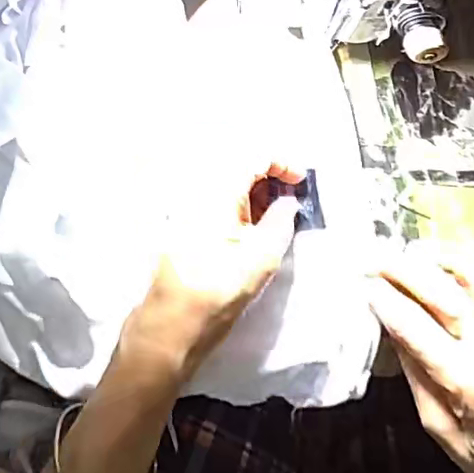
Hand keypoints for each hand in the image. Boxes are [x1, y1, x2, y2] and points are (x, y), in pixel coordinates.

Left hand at [120, 163, 303, 382]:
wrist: (174, 318)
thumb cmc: (220, 288)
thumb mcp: (262, 256)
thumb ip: (281, 220)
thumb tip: (289, 201)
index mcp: (218, 188)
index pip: (253, 154)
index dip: (281, 162)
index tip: (298, 182)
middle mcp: (198, 186)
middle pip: (237, 163)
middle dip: (267, 175)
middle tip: (288, 200)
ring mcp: (186, 200)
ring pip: (225, 178)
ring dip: (251, 188)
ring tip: (272, 215)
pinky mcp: (181, 216)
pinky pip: (213, 194)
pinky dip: (235, 200)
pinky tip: (248, 224)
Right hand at [365, 243, 473, 472]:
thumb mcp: (439, 427)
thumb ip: (412, 368)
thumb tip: (385, 319)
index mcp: (472, 383)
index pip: (410, 320)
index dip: (377, 295)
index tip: (358, 283)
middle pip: (436, 285)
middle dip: (394, 266)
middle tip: (370, 261)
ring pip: (472, 265)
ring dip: (432, 254)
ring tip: (408, 258)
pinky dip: (473, 256)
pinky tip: (449, 264)